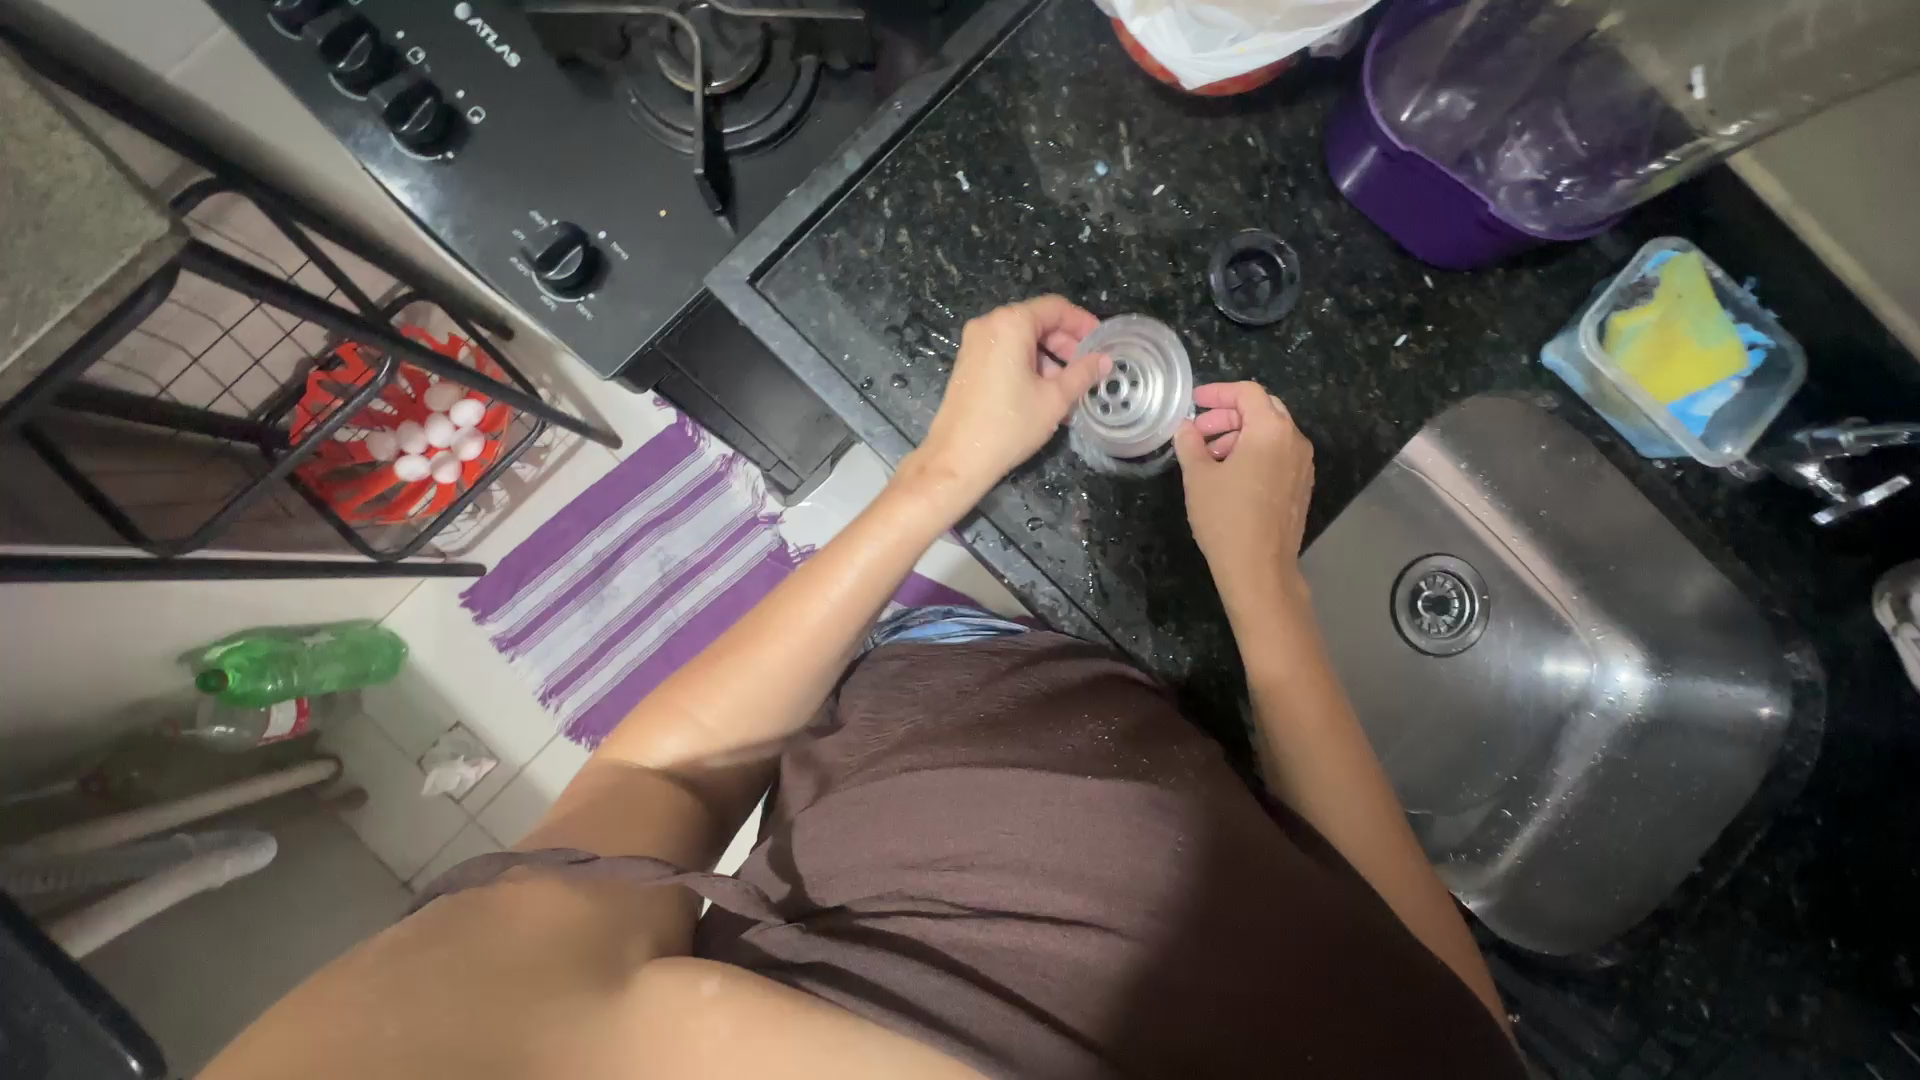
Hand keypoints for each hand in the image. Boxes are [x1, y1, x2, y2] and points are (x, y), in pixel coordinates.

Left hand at [904, 295, 1110, 510]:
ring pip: (1022, 342)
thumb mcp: (1054, 399)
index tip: (1102, 343)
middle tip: (1088, 369)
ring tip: (1070, 390)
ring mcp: (974, 346)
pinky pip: (1005, 356)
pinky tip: (1045, 396)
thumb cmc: (1009, 425)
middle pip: (1037, 323)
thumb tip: (1104, 361)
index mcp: (1010, 324)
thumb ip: (1082, 374)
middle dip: (1066, 345)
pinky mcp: (968, 366)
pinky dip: (1028, 368)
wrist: (957, 458)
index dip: (1083, 323)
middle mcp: (988, 326)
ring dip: (1049, 361)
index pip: (1055, 308)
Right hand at [1173, 381, 1314, 602]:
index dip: (1218, 393)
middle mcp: (1294, 441)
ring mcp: (1302, 464)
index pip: (1247, 393)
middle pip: (1263, 409)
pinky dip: (1254, 452)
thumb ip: (1190, 444)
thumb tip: (1186, 429)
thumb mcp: (1198, 477)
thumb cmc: (1225, 518)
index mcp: (1270, 430)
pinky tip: (1230, 474)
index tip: (1194, 403)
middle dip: (1228, 415)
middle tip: (1199, 431)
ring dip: (1240, 435)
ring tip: (1210, 456)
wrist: (1259, 567)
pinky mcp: (1301, 485)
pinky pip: (1278, 455)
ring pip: (1271, 433)